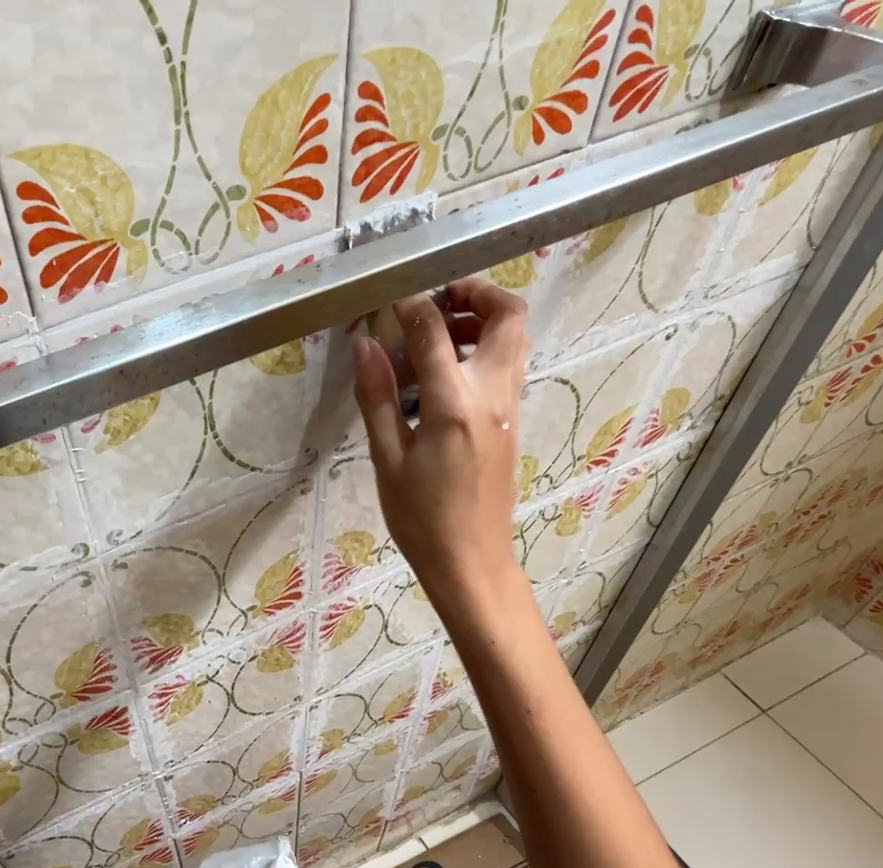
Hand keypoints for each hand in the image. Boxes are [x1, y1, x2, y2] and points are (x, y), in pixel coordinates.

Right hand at [354, 278, 530, 603]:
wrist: (470, 560)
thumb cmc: (421, 518)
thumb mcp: (387, 459)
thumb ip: (378, 396)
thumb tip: (366, 345)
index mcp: (454, 405)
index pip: (436, 332)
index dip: (410, 305)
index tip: (388, 299)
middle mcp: (493, 396)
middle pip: (508, 316)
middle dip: (475, 293)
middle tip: (436, 300)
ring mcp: (509, 407)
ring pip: (516, 338)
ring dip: (483, 319)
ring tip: (437, 335)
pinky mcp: (512, 420)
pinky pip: (508, 364)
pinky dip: (485, 348)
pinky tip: (444, 374)